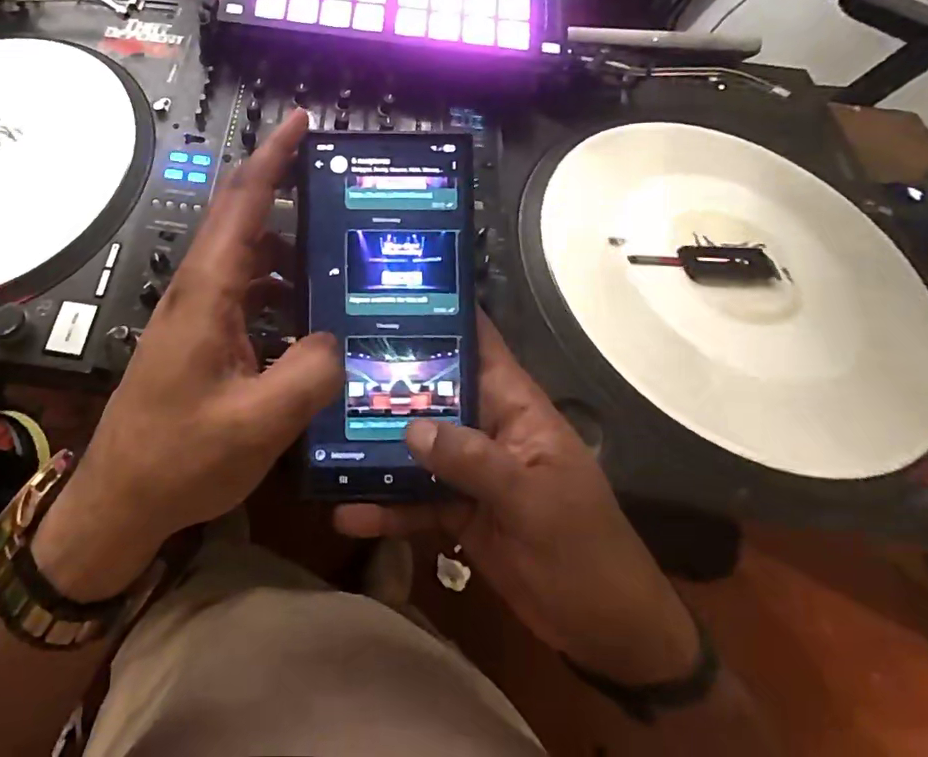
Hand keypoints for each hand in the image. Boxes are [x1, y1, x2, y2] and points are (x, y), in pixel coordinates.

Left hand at [33, 109, 341, 599]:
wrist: (123, 492)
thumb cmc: (180, 457)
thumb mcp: (257, 423)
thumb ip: (309, 374)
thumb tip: (337, 338)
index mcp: (207, 293)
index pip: (241, 205)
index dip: (272, 158)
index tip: (301, 122)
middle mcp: (197, 291)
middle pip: (239, 220)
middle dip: (283, 188)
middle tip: (338, 180)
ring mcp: (193, 314)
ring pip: (243, 259)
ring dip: (286, 248)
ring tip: (338, 254)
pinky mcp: (196, 338)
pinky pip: (242, 294)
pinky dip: (276, 289)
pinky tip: (307, 313)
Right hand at [334, 316, 699, 684]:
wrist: (606, 634)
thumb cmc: (587, 553)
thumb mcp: (536, 503)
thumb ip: (476, 461)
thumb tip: (412, 426)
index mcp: (516, 410)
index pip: (481, 346)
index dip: (443, 314)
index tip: (388, 293)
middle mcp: (485, 429)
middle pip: (429, 391)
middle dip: (383, 377)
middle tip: (325, 359)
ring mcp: (465, 470)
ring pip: (410, 444)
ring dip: (370, 444)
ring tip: (320, 435)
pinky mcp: (451, 507)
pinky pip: (407, 497)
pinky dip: (380, 505)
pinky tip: (345, 512)